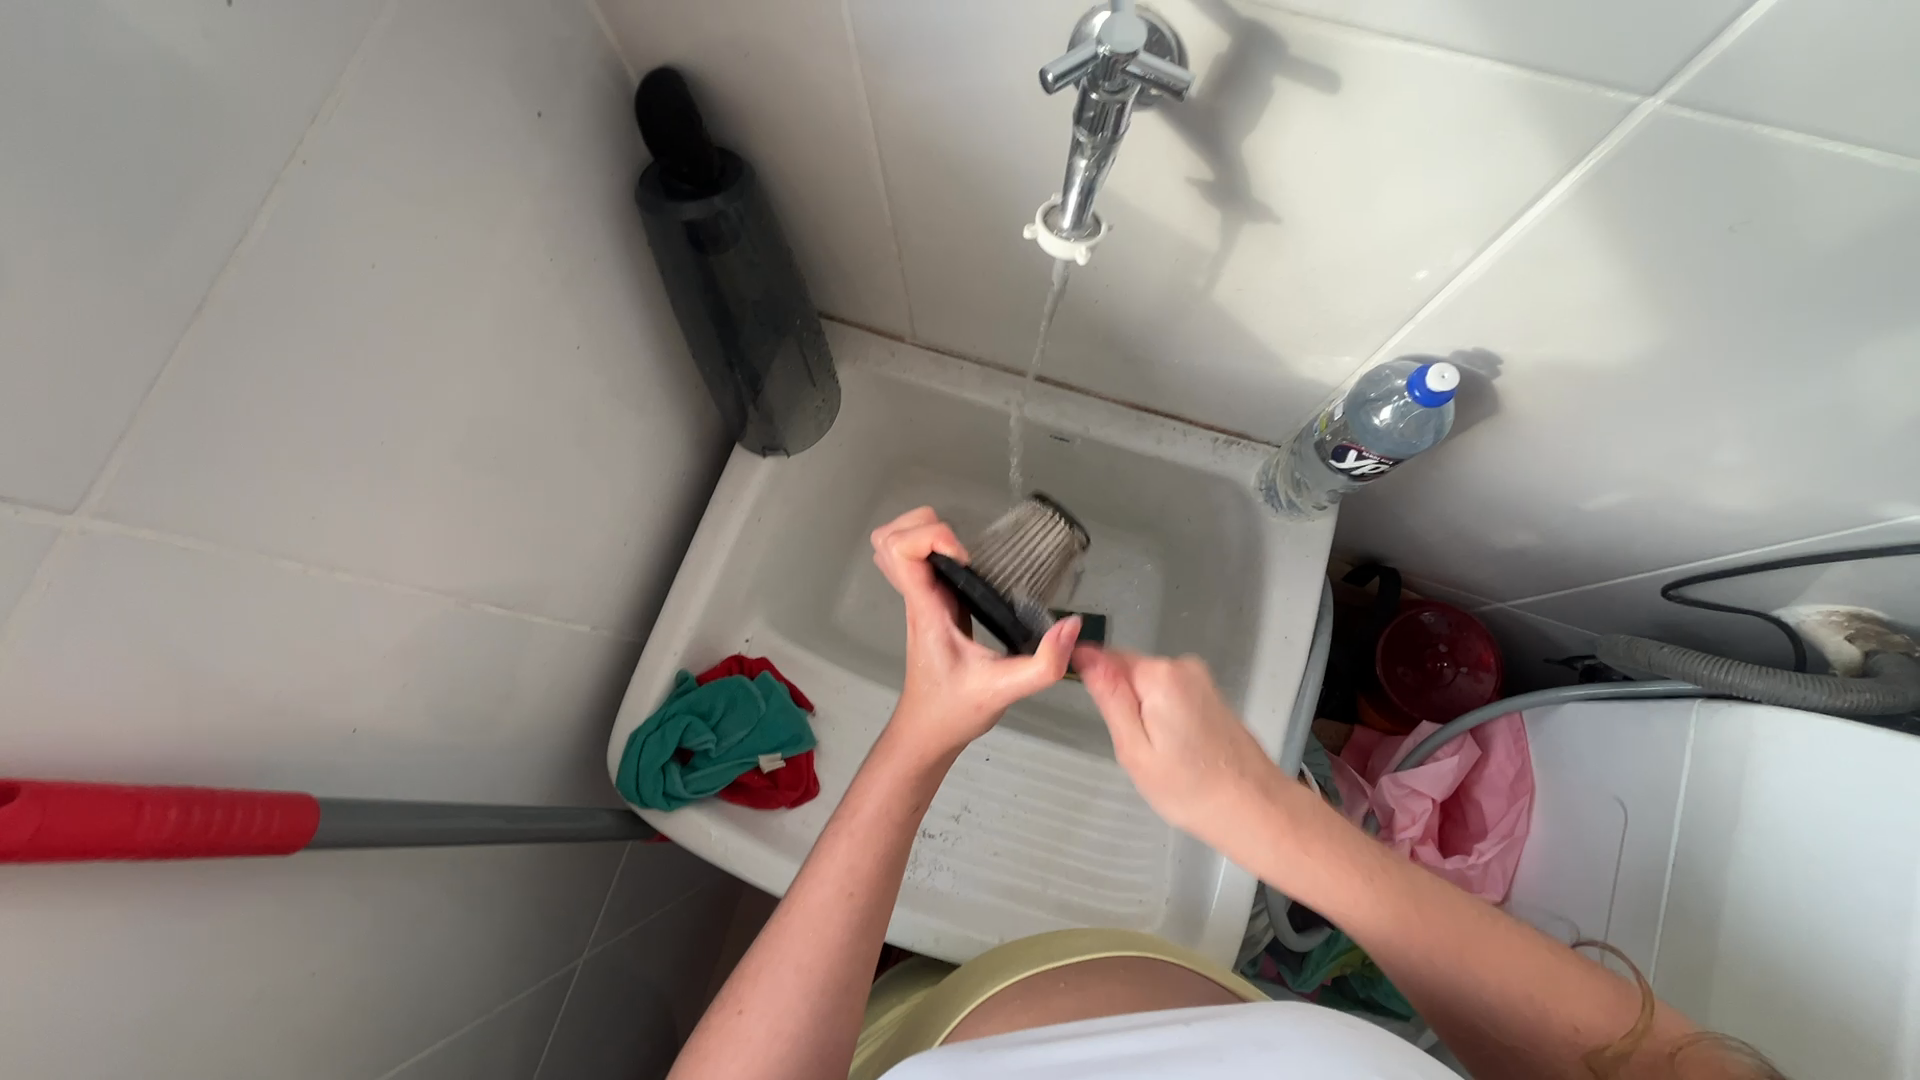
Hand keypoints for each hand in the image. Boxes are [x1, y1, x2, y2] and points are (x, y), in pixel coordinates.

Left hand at [870, 507, 1080, 757]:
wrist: (928, 732)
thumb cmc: (956, 711)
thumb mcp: (1005, 690)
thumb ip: (1043, 664)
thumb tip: (1072, 625)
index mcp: (927, 610)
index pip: (902, 552)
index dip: (932, 538)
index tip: (967, 560)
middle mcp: (915, 598)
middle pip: (887, 538)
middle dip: (921, 526)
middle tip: (961, 546)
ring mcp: (917, 599)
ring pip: (891, 545)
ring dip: (919, 532)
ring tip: (957, 547)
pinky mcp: (927, 602)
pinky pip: (910, 560)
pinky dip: (927, 546)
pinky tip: (960, 561)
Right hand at [1072, 647, 1286, 836]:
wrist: (1256, 810)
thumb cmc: (1189, 789)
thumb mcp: (1134, 749)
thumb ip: (1110, 697)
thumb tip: (1085, 654)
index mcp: (1160, 675)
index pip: (1105, 658)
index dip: (1096, 686)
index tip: (1105, 720)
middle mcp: (1182, 666)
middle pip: (1130, 673)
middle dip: (1123, 705)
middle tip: (1136, 749)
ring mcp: (1201, 679)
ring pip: (1149, 688)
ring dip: (1144, 715)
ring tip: (1159, 755)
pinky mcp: (1211, 695)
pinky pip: (1170, 697)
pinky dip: (1164, 719)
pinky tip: (1177, 751)